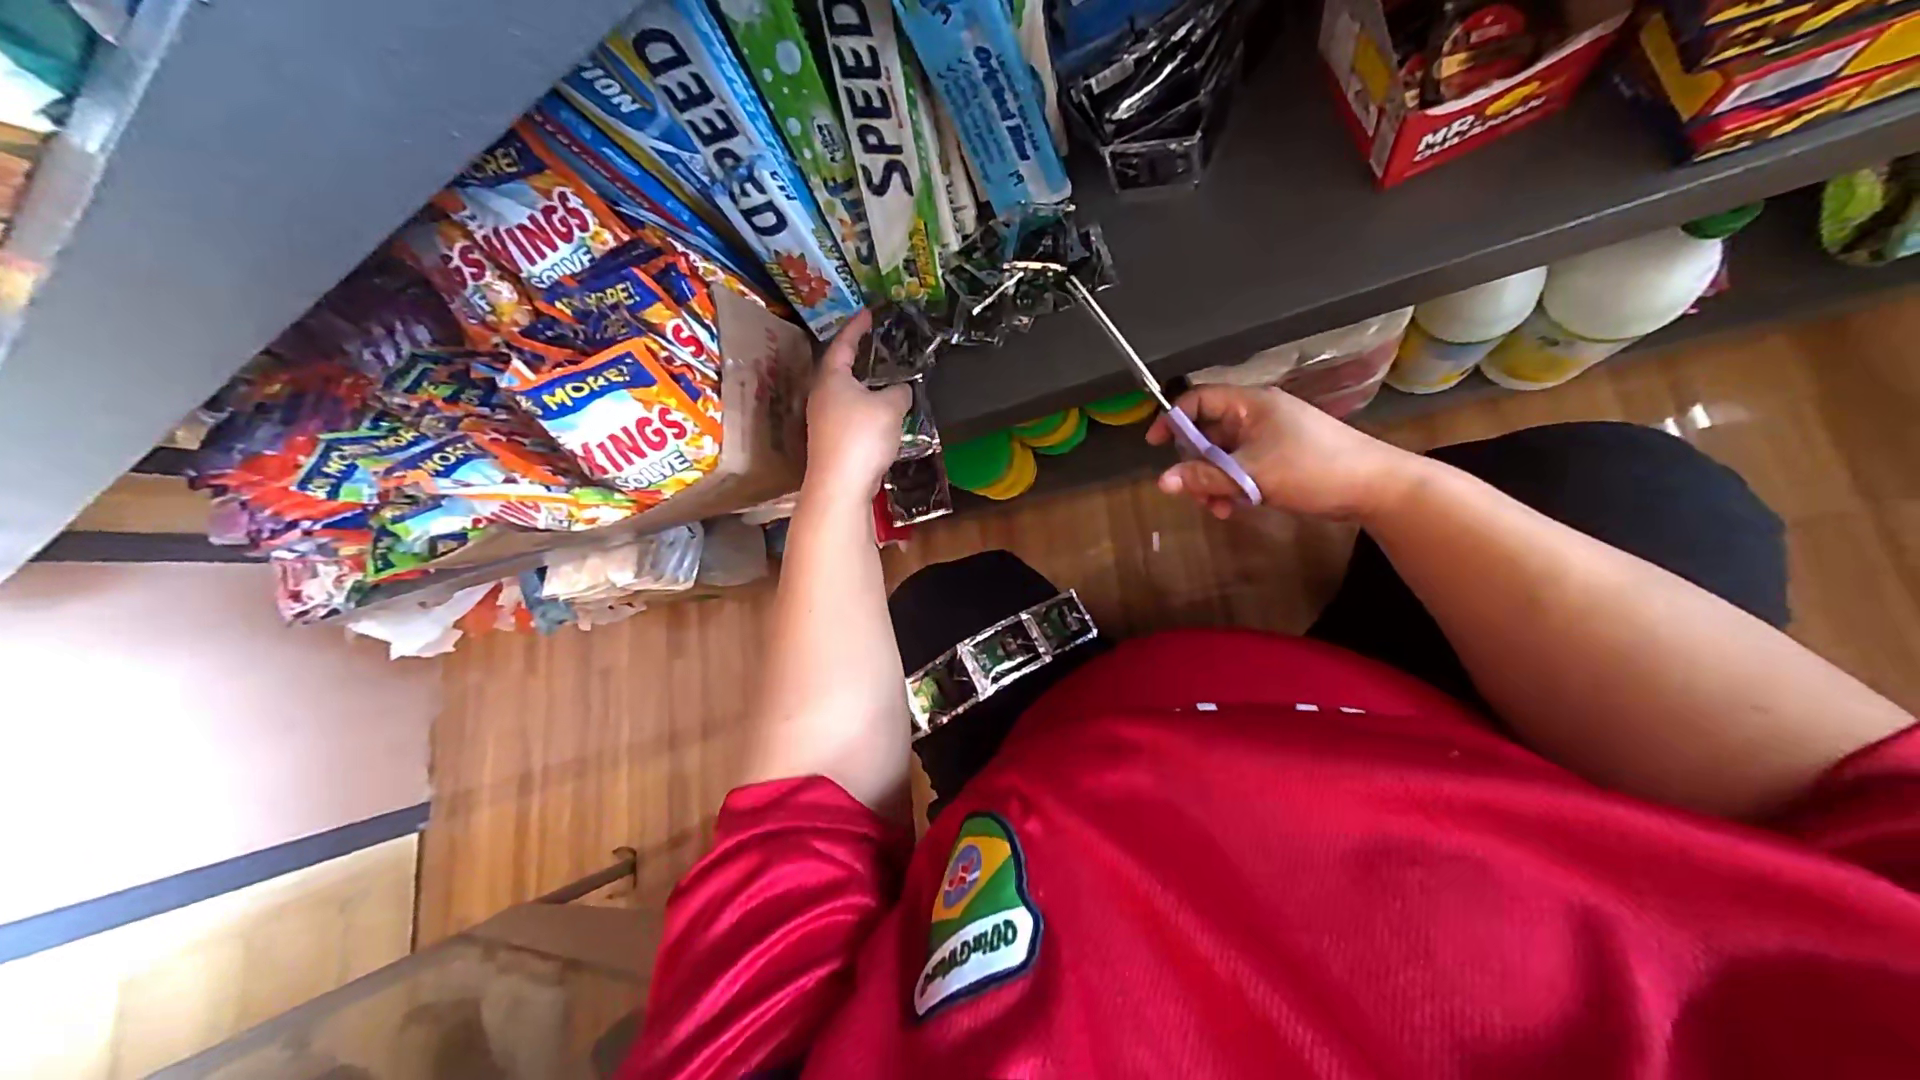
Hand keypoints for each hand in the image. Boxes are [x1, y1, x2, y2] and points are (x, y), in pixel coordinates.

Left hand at [804, 309, 911, 501]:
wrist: (839, 485)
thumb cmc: (862, 437)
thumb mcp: (890, 408)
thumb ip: (899, 392)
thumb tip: (902, 390)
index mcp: (831, 378)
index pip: (842, 343)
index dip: (856, 327)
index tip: (867, 313)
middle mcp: (820, 396)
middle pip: (838, 369)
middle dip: (856, 358)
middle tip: (873, 346)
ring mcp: (821, 421)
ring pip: (843, 395)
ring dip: (861, 387)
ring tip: (881, 382)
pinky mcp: (829, 442)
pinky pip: (848, 416)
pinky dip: (863, 410)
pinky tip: (878, 417)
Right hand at [1145, 384, 1422, 520]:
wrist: (1375, 487)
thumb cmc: (1312, 469)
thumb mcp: (1251, 475)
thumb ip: (1204, 478)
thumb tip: (1161, 482)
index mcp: (1251, 404)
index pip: (1198, 399)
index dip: (1173, 419)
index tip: (1155, 445)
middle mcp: (1258, 415)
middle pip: (1208, 432)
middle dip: (1195, 464)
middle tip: (1192, 492)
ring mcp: (1270, 437)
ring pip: (1224, 455)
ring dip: (1214, 481)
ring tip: (1218, 508)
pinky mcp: (1280, 458)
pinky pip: (1243, 467)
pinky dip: (1234, 486)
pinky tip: (1235, 508)